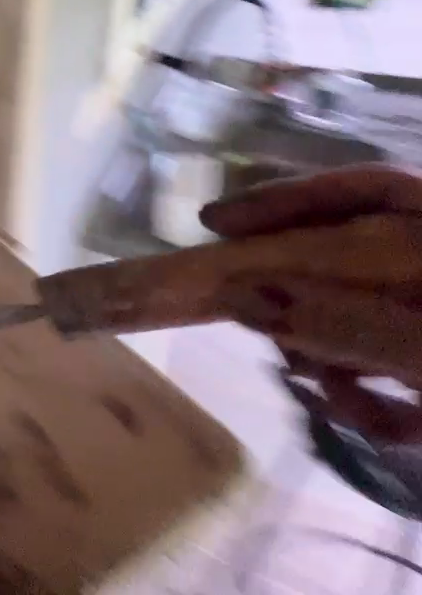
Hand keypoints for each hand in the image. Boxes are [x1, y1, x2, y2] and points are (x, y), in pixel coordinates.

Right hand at [201, 164, 421, 442]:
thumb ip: (354, 327)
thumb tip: (234, 293)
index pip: (374, 191)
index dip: (290, 198)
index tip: (214, 225)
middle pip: (357, 256)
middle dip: (299, 294)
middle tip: (256, 319)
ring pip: (368, 315)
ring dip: (336, 355)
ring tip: (340, 399)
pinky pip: (396, 363)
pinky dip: (378, 395)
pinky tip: (378, 420)